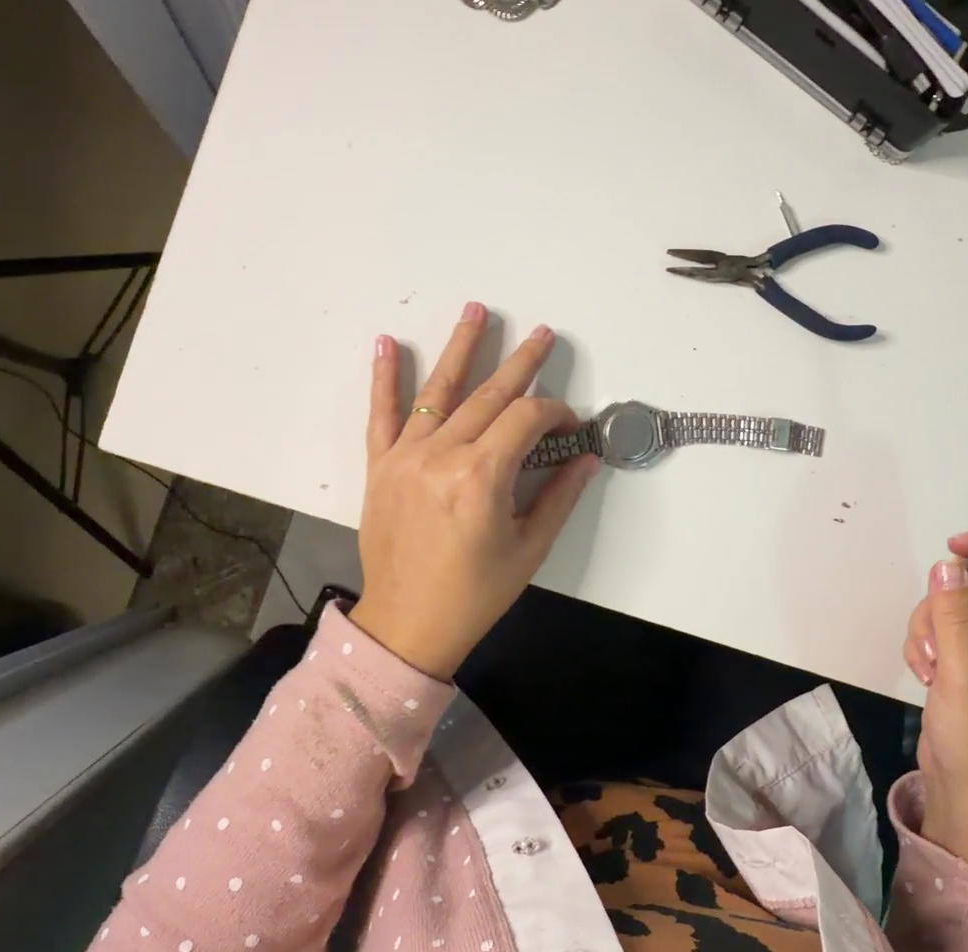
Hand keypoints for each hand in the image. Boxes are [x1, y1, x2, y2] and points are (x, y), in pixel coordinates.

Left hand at [349, 303, 599, 680]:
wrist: (408, 624)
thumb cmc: (475, 594)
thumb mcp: (528, 549)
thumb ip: (559, 497)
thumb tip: (587, 458)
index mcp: (482, 478)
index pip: (526, 420)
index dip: (555, 413)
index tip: (570, 424)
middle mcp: (442, 457)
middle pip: (489, 396)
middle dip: (521, 363)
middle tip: (542, 334)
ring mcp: (406, 458)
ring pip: (438, 392)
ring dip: (460, 348)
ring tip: (477, 310)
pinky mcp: (381, 467)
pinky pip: (382, 415)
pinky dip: (384, 378)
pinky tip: (387, 343)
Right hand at [900, 531, 967, 862]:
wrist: (965, 794)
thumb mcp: (964, 676)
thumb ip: (954, 617)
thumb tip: (946, 563)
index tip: (952, 550)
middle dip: (944, 599)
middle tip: (936, 635)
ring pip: (948, 604)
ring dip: (928, 628)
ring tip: (932, 667)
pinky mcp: (959, 662)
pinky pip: (935, 630)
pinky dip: (922, 647)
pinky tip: (925, 676)